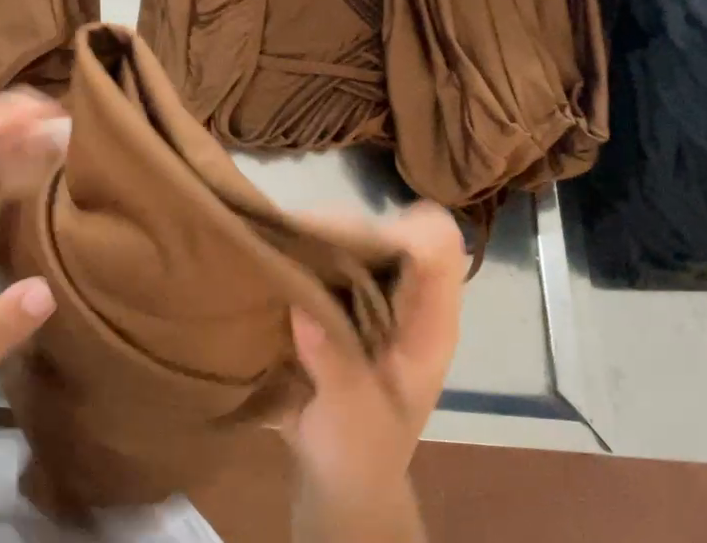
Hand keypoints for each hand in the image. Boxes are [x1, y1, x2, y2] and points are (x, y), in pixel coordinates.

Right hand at [286, 202, 466, 540]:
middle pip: (385, 231)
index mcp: (429, 325)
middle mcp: (403, 298)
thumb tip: (305, 310)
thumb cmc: (359, 454)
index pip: (438, 251)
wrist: (339, 478)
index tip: (341, 240)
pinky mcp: (334, 298)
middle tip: (290, 241)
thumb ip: (336, 365)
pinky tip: (267, 258)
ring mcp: (368, 295)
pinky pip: (318, 258)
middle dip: (340, 228)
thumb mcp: (354, 418)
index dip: (399, 231)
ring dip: (311, 236)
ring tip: (272, 246)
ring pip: (348, 237)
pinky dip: (294, 251)